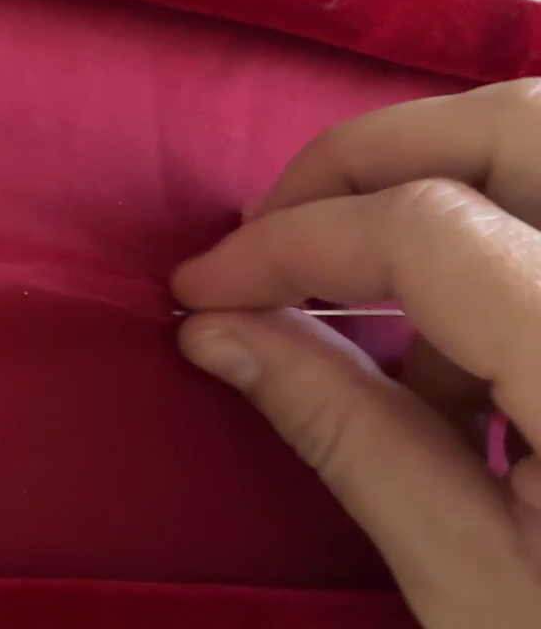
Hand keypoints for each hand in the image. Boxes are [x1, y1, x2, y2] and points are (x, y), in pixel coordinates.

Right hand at [174, 80, 540, 627]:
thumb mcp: (491, 593)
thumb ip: (345, 432)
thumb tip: (212, 332)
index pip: (420, 229)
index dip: (280, 244)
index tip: (202, 291)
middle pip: (520, 128)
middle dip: (357, 160)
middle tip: (277, 234)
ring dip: (429, 194)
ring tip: (379, 310)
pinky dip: (500, 235)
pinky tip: (476, 349)